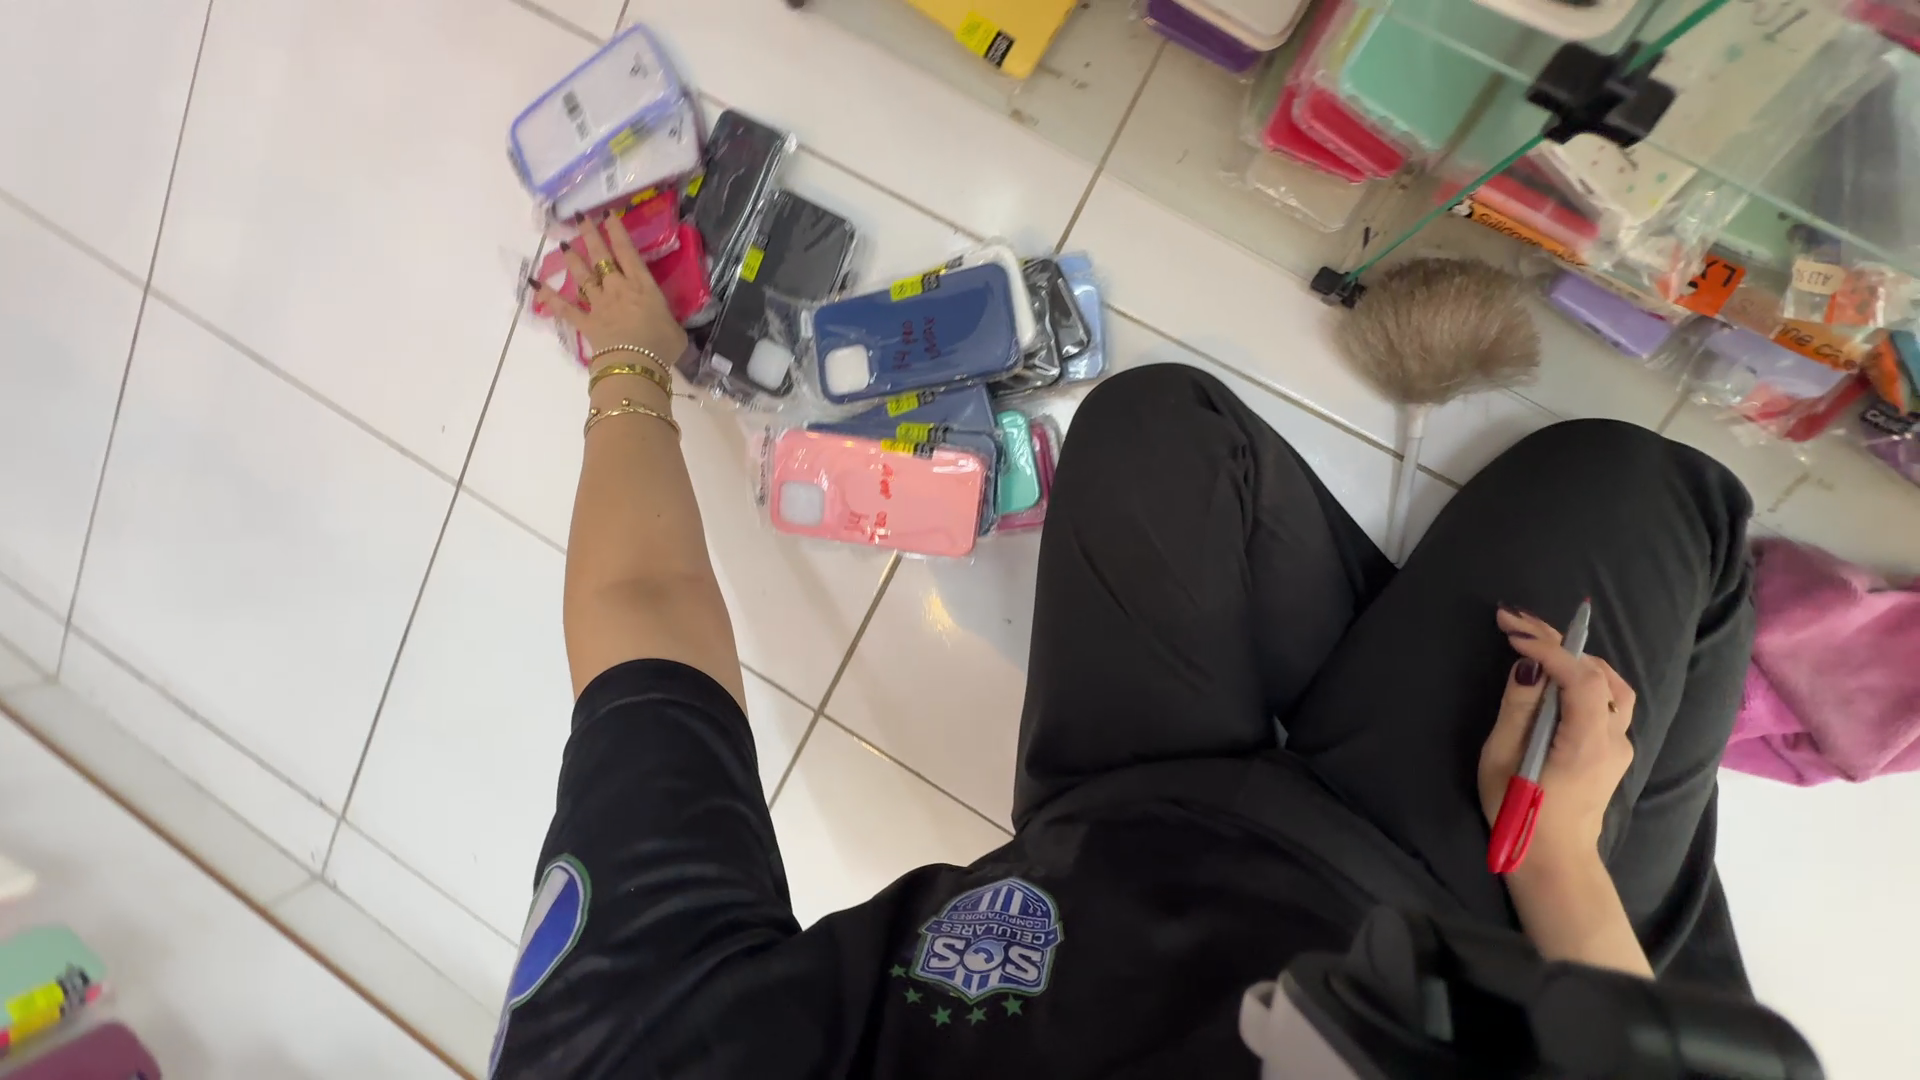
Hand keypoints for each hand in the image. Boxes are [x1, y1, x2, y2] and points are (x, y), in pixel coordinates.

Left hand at [529, 212, 687, 370]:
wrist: (636, 364)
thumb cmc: (662, 346)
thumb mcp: (676, 329)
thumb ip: (668, 319)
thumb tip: (667, 322)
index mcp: (643, 287)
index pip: (628, 252)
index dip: (617, 232)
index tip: (608, 214)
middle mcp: (618, 288)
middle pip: (601, 257)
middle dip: (591, 236)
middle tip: (581, 218)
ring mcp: (600, 304)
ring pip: (583, 277)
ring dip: (573, 260)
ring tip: (564, 246)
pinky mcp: (587, 322)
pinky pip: (565, 308)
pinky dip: (549, 297)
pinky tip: (534, 284)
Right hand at [1478, 607, 1636, 868]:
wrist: (1553, 856)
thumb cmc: (1519, 807)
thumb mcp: (1504, 757)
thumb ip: (1520, 709)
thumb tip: (1528, 668)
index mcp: (1588, 741)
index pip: (1579, 678)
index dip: (1548, 648)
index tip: (1511, 630)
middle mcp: (1614, 738)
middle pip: (1598, 675)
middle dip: (1557, 641)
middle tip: (1515, 620)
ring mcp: (1619, 745)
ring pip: (1611, 686)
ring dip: (1576, 657)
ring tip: (1538, 641)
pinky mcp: (1612, 750)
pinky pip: (1607, 701)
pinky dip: (1582, 675)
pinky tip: (1555, 673)